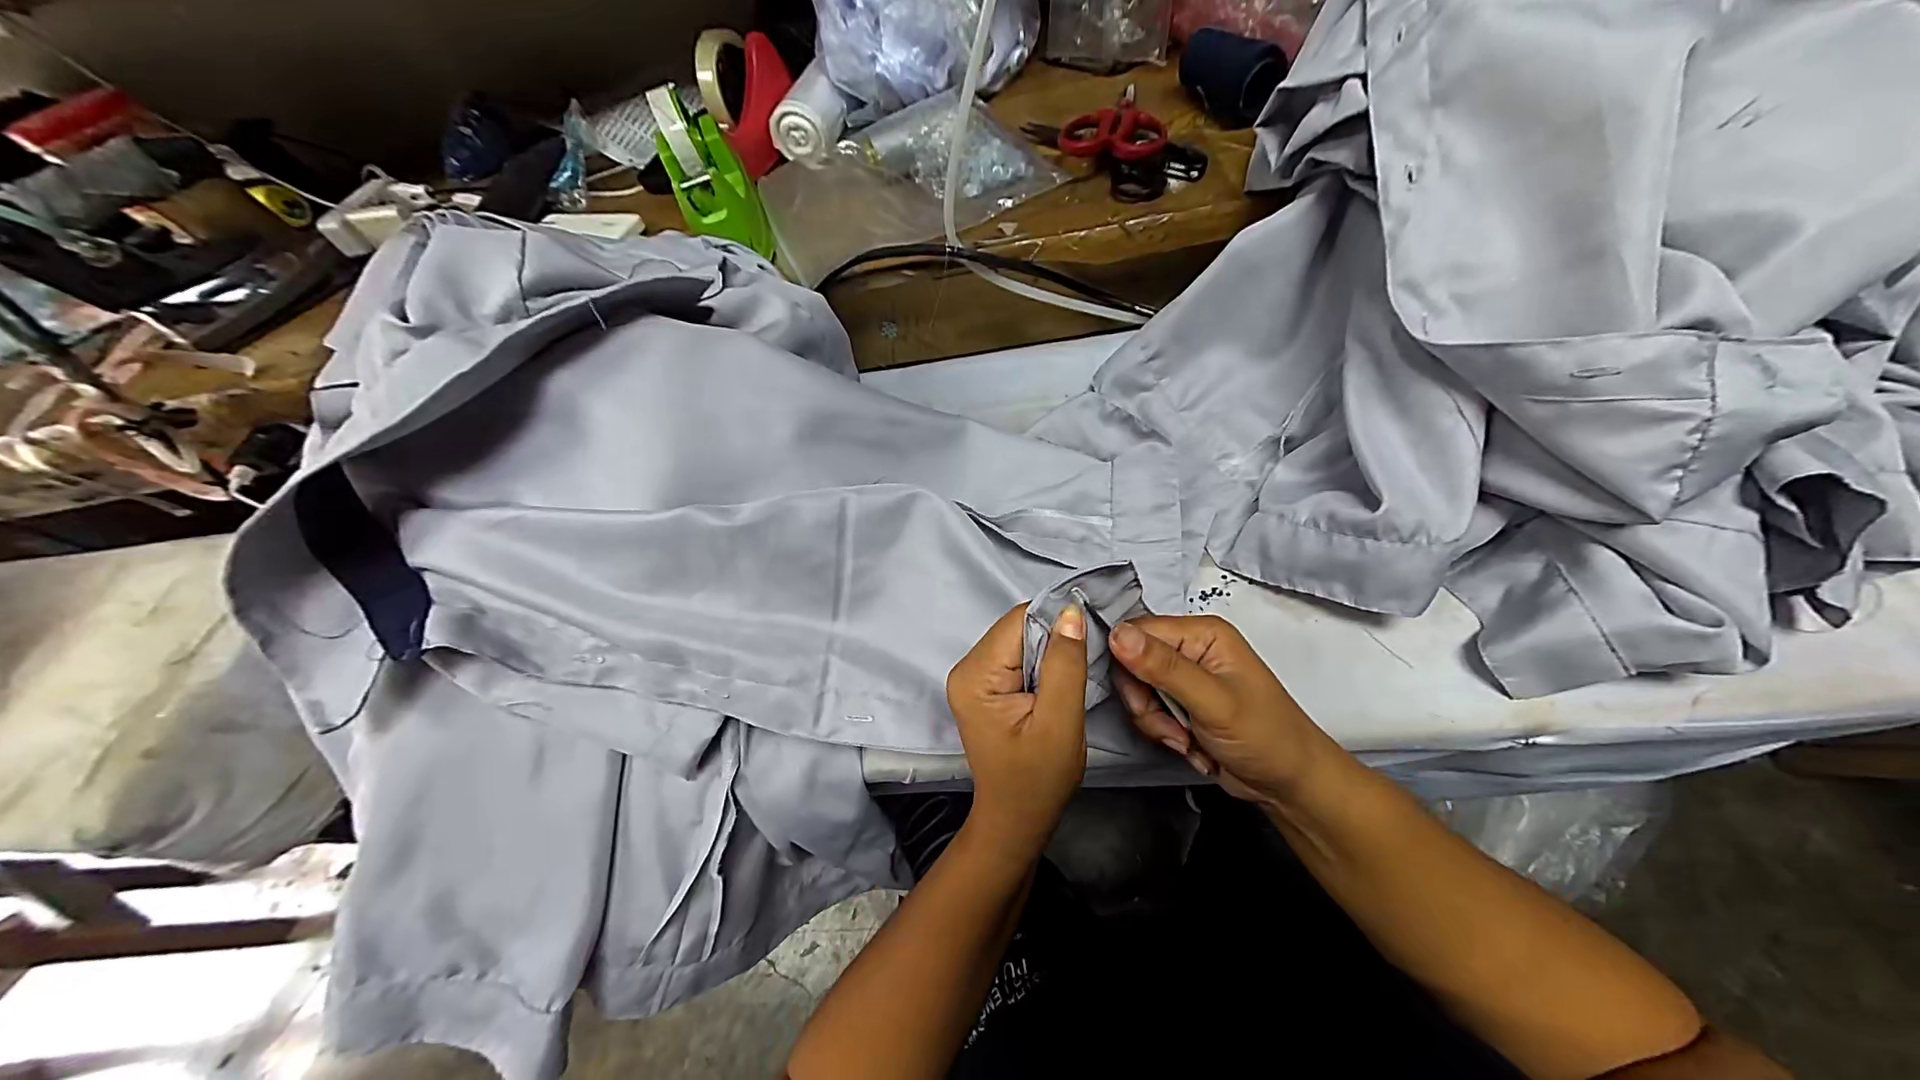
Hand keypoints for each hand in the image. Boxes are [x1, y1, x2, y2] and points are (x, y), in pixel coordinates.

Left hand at [945, 603, 1088, 858]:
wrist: (1017, 818)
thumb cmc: (1037, 780)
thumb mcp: (1060, 722)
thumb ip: (1065, 664)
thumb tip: (1070, 612)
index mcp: (975, 676)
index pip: (1019, 621)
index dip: (1057, 621)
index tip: (1089, 633)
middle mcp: (966, 669)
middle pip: (1018, 627)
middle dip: (1054, 637)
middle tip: (1084, 660)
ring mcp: (973, 677)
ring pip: (1021, 639)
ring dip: (1050, 651)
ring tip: (1071, 675)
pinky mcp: (985, 685)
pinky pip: (1019, 656)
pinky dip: (1042, 663)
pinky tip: (1056, 684)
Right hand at [1107, 614, 1337, 806]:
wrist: (1290, 783)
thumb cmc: (1267, 737)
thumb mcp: (1213, 701)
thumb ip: (1163, 667)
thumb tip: (1117, 634)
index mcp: (1202, 633)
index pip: (1137, 632)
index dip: (1129, 665)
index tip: (1145, 697)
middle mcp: (1191, 648)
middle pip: (1132, 663)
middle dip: (1144, 702)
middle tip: (1172, 726)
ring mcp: (1186, 676)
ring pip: (1137, 691)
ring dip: (1155, 722)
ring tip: (1186, 739)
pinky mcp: (1182, 702)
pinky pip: (1148, 710)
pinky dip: (1162, 732)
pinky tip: (1190, 744)